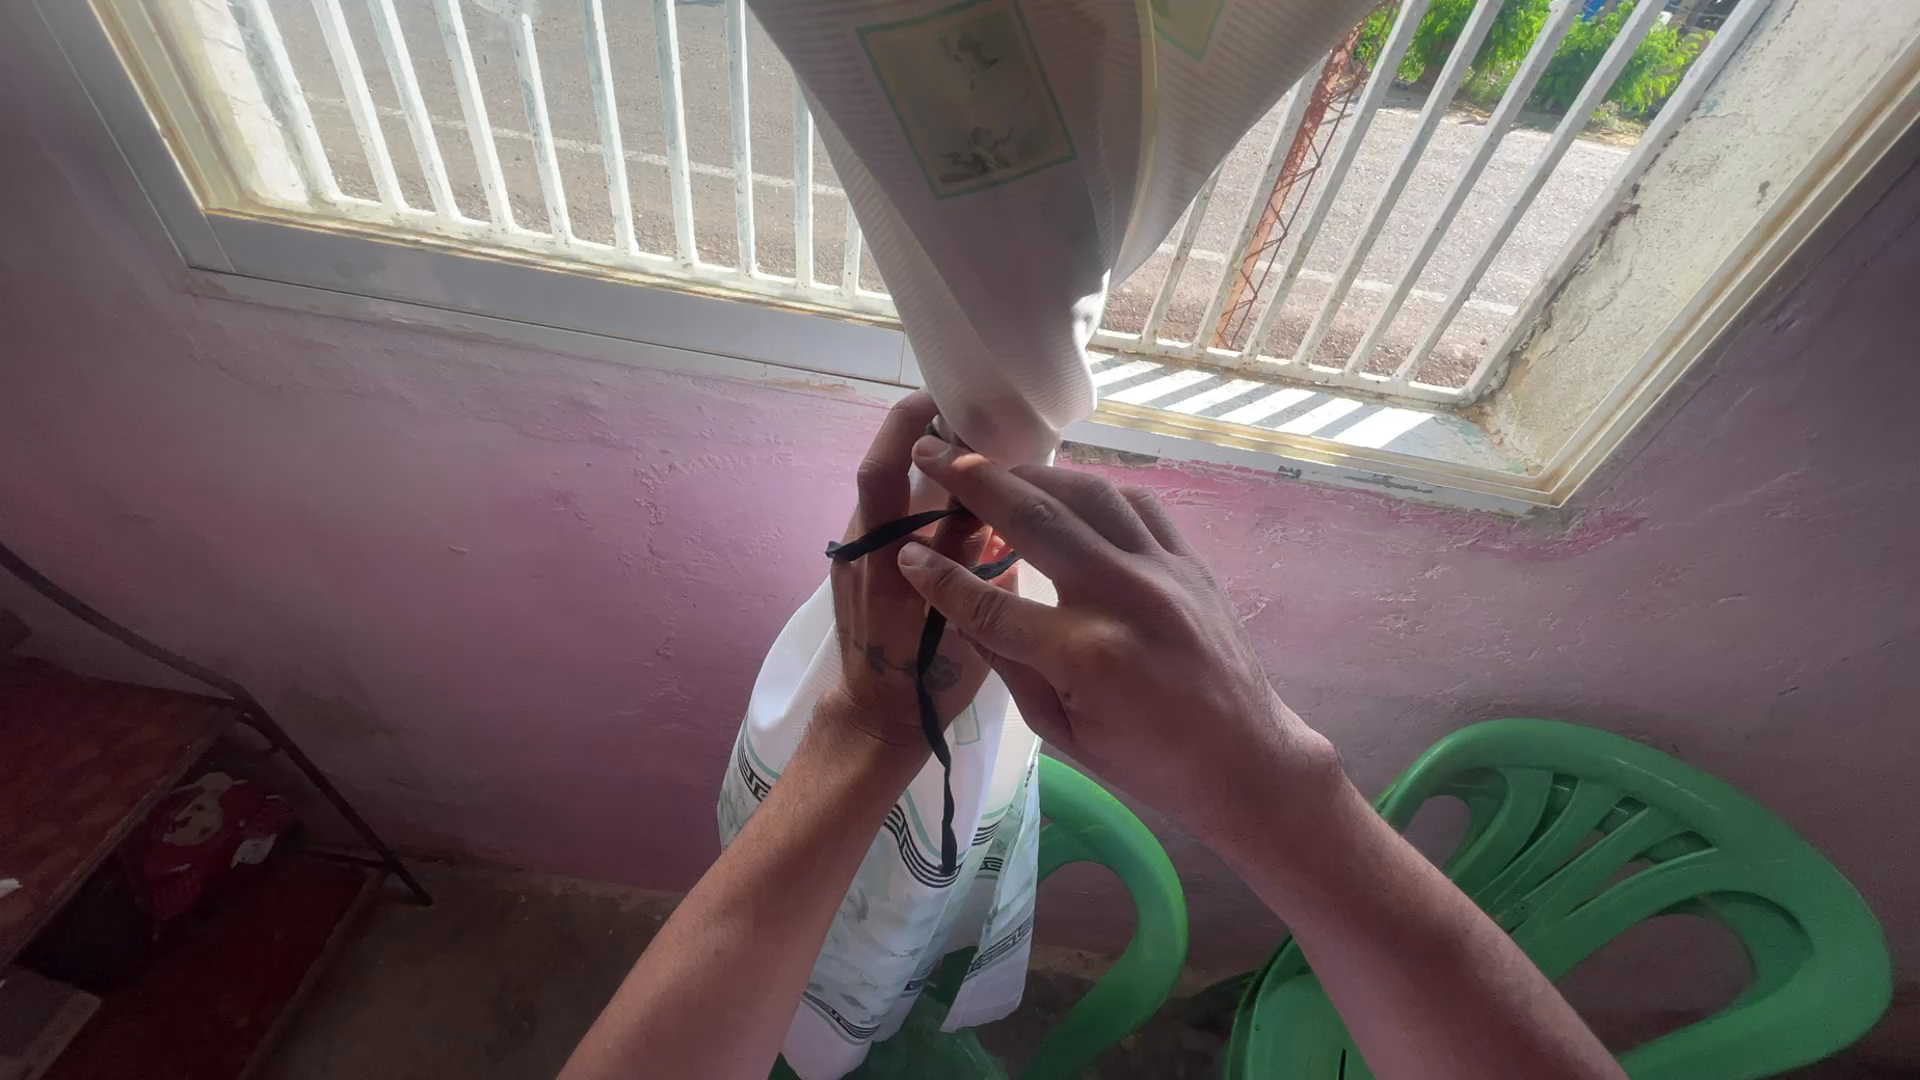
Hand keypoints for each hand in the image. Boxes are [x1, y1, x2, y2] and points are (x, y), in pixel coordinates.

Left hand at [822, 392, 1015, 753]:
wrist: (874, 715)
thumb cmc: (927, 681)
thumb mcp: (965, 627)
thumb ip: (975, 564)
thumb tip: (994, 509)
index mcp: (884, 565)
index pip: (884, 475)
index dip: (911, 429)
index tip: (950, 402)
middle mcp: (860, 550)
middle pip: (878, 467)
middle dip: (912, 428)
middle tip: (959, 409)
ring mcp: (852, 556)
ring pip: (882, 489)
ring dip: (914, 458)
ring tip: (964, 445)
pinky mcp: (854, 563)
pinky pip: (885, 511)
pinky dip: (914, 490)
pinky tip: (951, 492)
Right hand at [896, 438, 1341, 849]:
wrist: (1247, 757)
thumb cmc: (1147, 762)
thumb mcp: (1060, 732)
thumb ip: (1008, 663)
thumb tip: (961, 607)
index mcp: (1085, 655)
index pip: (991, 606)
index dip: (941, 579)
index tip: (905, 552)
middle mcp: (1124, 596)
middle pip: (1034, 519)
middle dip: (972, 483)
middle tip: (931, 455)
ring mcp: (1163, 569)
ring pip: (1085, 494)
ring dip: (1028, 471)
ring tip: (986, 463)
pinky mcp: (1187, 558)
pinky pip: (1132, 502)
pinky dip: (1088, 486)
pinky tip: (1059, 485)